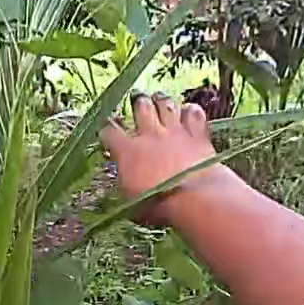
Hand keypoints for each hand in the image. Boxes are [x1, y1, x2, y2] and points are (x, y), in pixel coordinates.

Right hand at [99, 92, 233, 222]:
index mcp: (127, 151)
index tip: (106, 132)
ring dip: (162, 100)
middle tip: (138, 101)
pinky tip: (188, 112)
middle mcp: (149, 135)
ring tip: (159, 99)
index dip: (106, 130)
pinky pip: (193, 113)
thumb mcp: (130, 202)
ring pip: (166, 103)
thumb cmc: (157, 206)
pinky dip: (190, 111)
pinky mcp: (197, 135)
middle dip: (138, 102)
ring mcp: (174, 131)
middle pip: (141, 107)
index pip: (110, 132)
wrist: (193, 198)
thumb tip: (125, 179)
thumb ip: (125, 184)